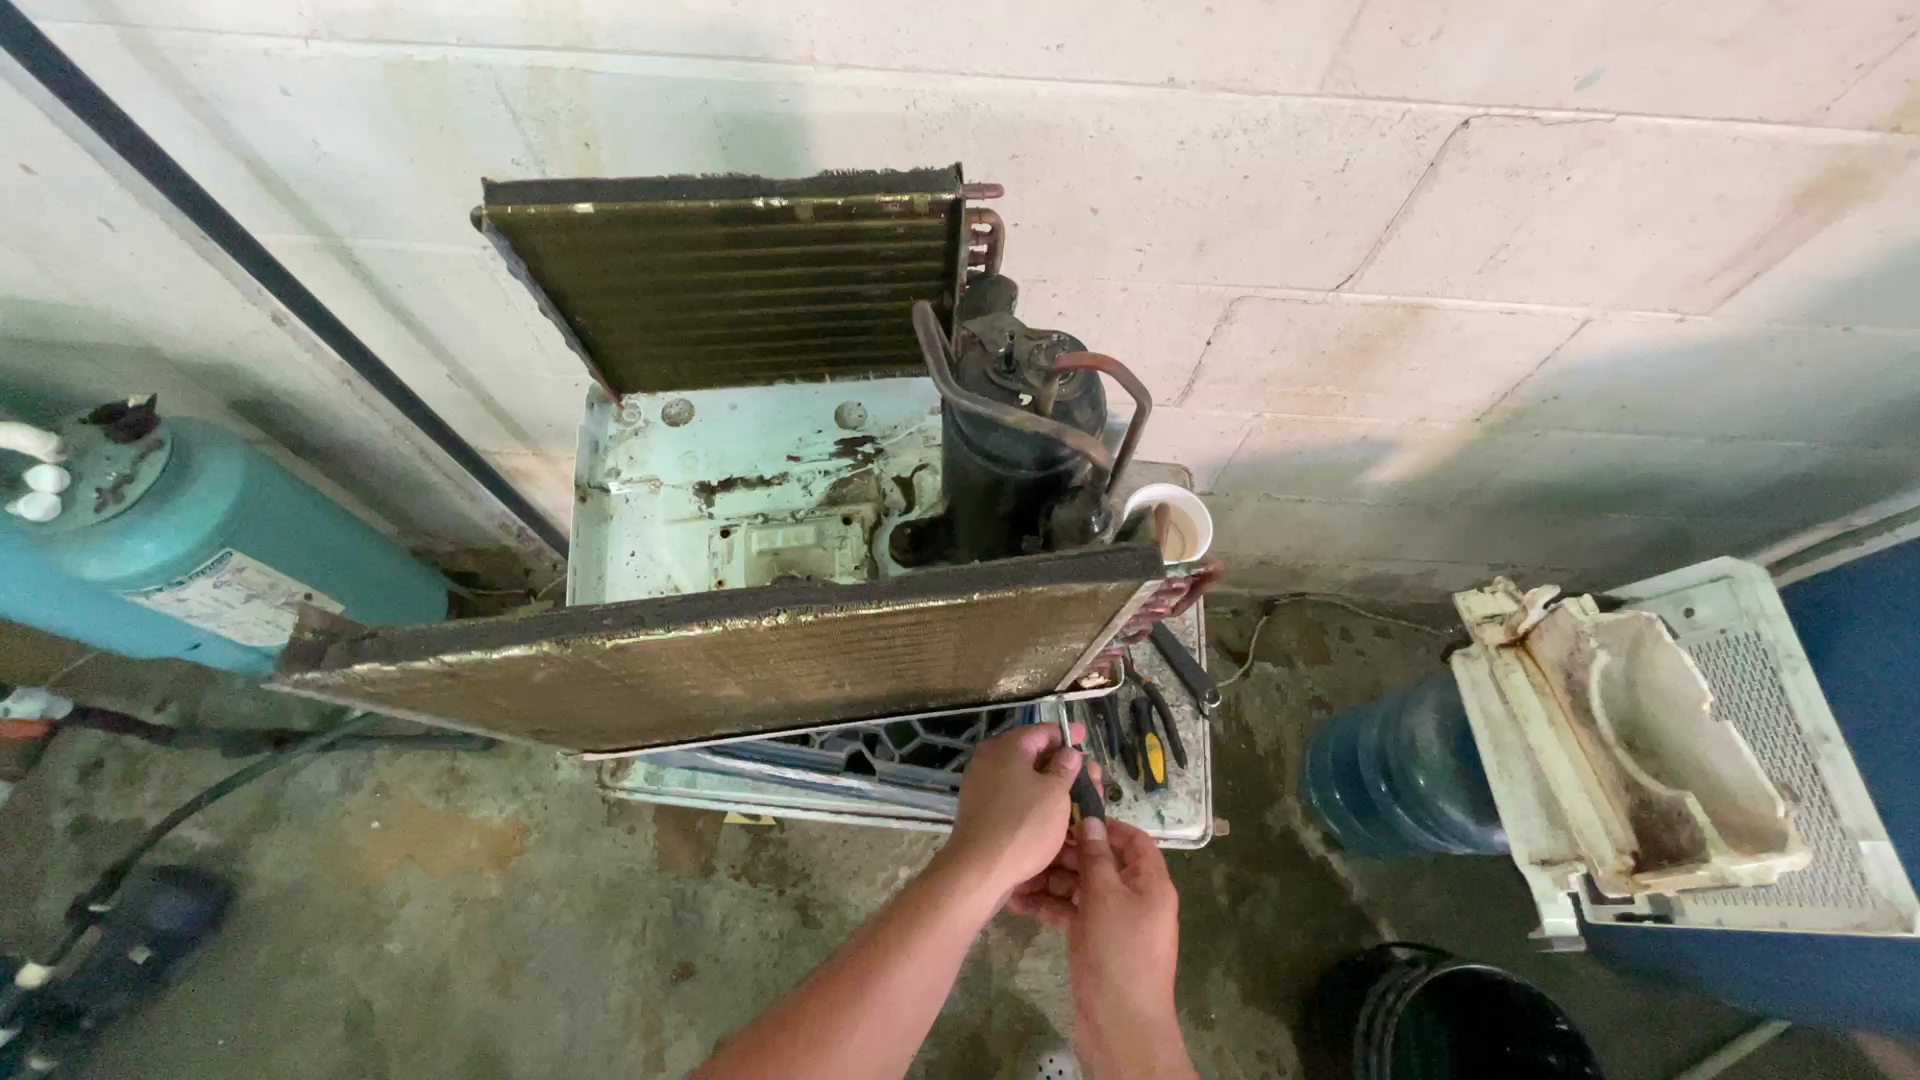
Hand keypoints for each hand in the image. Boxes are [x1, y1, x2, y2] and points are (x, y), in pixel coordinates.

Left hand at [940, 723, 1084, 897]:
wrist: (978, 869)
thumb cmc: (1022, 825)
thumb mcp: (1054, 794)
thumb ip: (1064, 768)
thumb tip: (1067, 752)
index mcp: (1007, 747)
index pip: (1042, 731)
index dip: (1067, 734)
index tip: (1084, 736)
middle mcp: (989, 759)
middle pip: (1032, 754)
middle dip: (1062, 763)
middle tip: (1088, 773)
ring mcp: (982, 784)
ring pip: (1023, 777)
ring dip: (1050, 783)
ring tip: (1076, 794)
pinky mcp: (980, 808)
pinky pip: (1012, 794)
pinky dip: (1033, 798)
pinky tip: (1052, 811)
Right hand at [1007, 819, 1191, 1078]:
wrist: (1120, 1027)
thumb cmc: (1119, 953)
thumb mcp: (1106, 896)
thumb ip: (1096, 856)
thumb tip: (1092, 820)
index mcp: (1150, 882)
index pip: (1134, 840)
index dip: (1106, 826)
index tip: (1070, 816)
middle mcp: (1133, 897)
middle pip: (1101, 862)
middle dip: (1067, 854)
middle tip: (1032, 847)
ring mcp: (1112, 921)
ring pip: (1081, 887)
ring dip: (1051, 880)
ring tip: (1016, 877)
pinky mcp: (1092, 940)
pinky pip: (1070, 912)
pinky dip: (1048, 906)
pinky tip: (1018, 903)